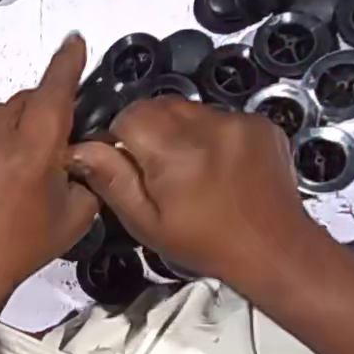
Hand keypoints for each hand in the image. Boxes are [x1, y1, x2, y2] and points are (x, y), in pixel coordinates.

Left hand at [0, 35, 100, 309]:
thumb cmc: (24, 245)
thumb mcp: (75, 214)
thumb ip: (85, 171)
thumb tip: (80, 148)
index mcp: (31, 153)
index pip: (52, 93)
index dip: (66, 64)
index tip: (73, 43)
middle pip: (27, 99)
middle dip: (45, 109)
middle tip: (55, 140)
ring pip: (1, 112)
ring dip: (18, 122)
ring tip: (24, 159)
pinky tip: (1, 168)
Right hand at [68, 97, 331, 294]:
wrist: (272, 248)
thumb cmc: (208, 243)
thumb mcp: (146, 222)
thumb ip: (111, 180)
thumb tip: (80, 150)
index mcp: (175, 153)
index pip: (128, 115)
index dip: (119, 137)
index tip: (127, 163)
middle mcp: (208, 128)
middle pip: (158, 105)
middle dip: (148, 132)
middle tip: (158, 172)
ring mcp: (238, 122)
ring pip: (187, 109)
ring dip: (178, 132)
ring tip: (189, 172)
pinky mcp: (258, 123)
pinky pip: (217, 116)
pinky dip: (208, 135)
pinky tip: (215, 167)